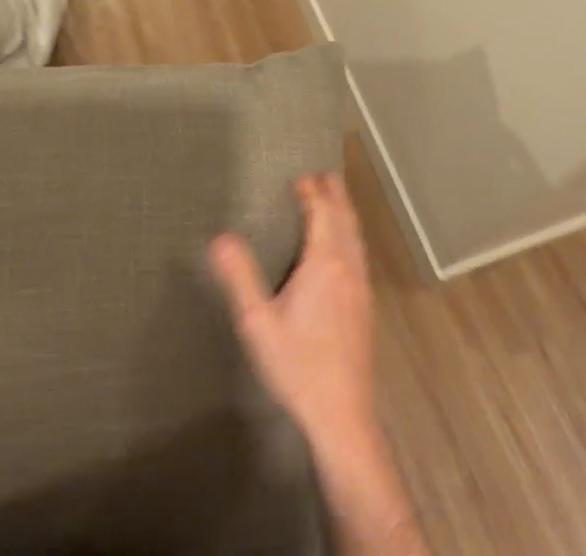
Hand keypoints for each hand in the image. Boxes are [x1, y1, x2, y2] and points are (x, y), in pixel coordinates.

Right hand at [208, 174, 376, 452]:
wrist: (341, 410)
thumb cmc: (296, 364)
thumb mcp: (257, 321)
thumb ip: (239, 276)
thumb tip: (220, 237)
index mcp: (325, 265)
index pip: (322, 214)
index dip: (312, 193)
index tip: (300, 177)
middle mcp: (348, 269)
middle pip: (346, 220)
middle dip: (335, 195)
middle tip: (323, 175)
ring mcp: (361, 288)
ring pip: (357, 238)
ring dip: (345, 214)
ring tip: (334, 201)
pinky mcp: (364, 306)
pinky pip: (359, 255)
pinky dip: (350, 236)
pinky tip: (343, 250)